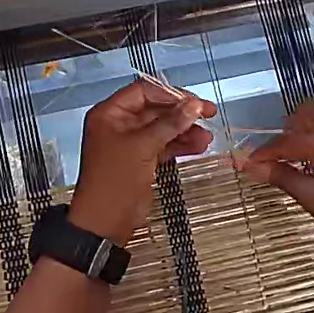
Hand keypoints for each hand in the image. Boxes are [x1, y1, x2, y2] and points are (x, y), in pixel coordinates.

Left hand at [69, 80, 215, 245]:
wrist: (106, 221)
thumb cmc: (114, 180)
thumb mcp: (143, 146)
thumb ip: (170, 123)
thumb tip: (193, 106)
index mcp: (110, 113)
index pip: (143, 92)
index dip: (170, 94)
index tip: (194, 101)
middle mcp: (119, 124)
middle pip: (155, 109)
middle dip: (181, 114)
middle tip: (207, 114)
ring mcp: (131, 142)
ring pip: (163, 128)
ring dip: (185, 130)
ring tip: (206, 137)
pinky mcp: (142, 159)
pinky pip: (164, 145)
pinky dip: (180, 145)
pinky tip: (199, 146)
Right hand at [234, 101, 313, 255]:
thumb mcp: (313, 198)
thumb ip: (281, 178)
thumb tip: (253, 167)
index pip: (285, 141)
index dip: (261, 155)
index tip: (244, 166)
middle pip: (301, 122)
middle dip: (280, 141)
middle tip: (265, 165)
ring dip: (297, 142)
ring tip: (285, 169)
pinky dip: (313, 147)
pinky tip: (309, 170)